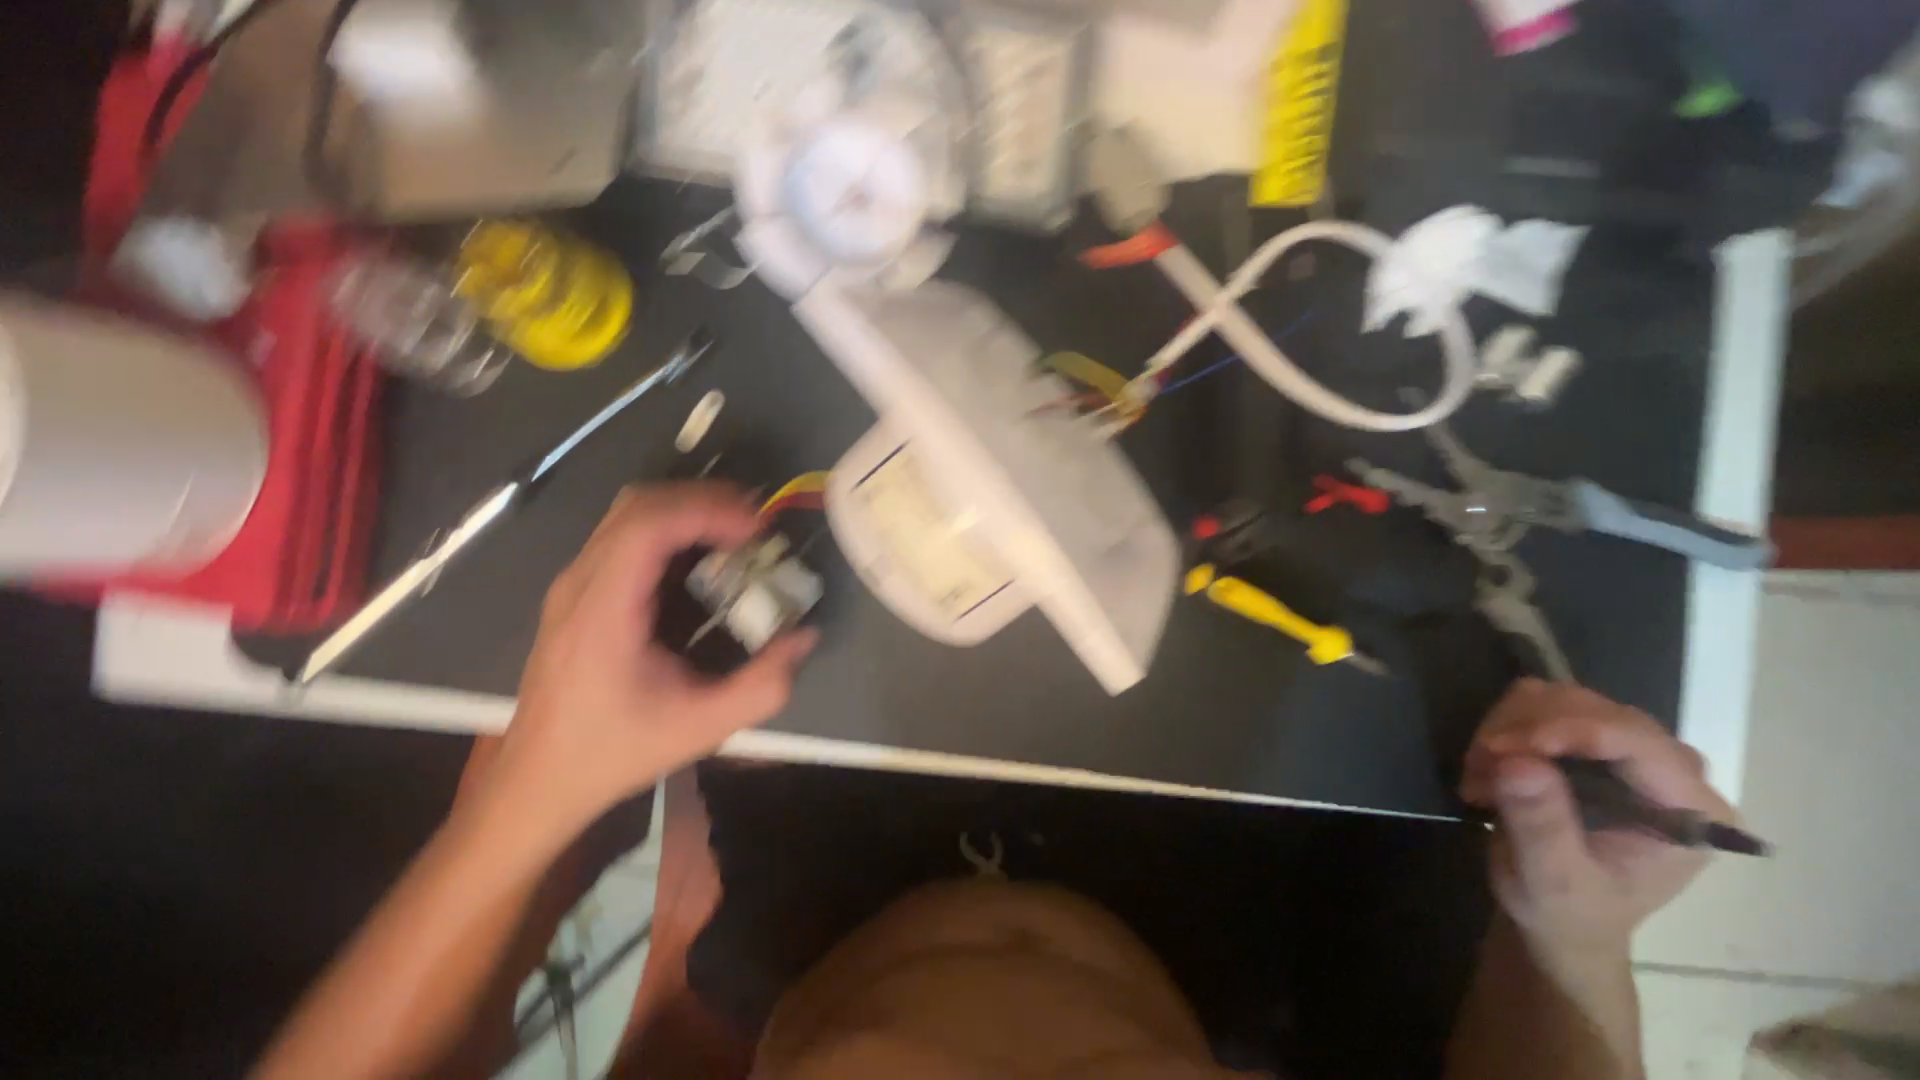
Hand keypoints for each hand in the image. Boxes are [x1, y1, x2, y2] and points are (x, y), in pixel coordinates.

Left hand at [480, 484, 817, 843]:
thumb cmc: (616, 751)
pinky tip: (700, 557)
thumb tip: (804, 637)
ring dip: (685, 511)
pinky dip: (667, 530)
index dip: (705, 512)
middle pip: (637, 506)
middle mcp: (579, 585)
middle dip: (702, 501)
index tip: (755, 530)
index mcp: (602, 612)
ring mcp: (572, 585)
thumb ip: (762, 686)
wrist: (539, 779)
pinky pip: (622, 537)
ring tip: (735, 534)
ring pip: (627, 515)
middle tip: (754, 525)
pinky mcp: (576, 593)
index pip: (646, 527)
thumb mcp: (702, 728)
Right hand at [1461, 679, 1735, 970]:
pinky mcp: (1592, 742)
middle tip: (1479, 768)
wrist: (1558, 921)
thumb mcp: (1552, 883)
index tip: (1504, 746)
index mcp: (1689, 812)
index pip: (1638, 741)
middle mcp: (1672, 772)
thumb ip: (1542, 826)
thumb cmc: (1566, 913)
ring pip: (1562, 699)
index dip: (1571, 729)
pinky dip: (1505, 726)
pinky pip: (1542, 704)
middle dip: (1527, 730)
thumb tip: (1519, 762)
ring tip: (1479, 774)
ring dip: (1509, 727)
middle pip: (1597, 711)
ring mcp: (1632, 752)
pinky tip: (1489, 765)